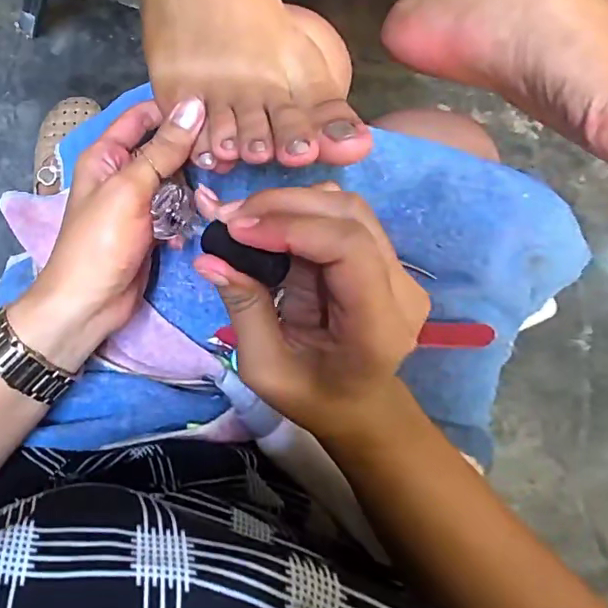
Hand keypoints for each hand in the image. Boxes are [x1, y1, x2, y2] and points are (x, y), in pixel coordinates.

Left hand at [10, 96, 204, 372]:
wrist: (88, 304)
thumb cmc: (100, 242)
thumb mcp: (130, 189)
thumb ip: (161, 149)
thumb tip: (192, 106)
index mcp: (105, 155)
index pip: (142, 116)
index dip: (173, 109)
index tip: (214, 107)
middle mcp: (120, 173)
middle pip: (163, 148)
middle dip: (190, 151)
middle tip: (222, 155)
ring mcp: (136, 202)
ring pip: (173, 180)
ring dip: (190, 188)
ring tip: (211, 193)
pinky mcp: (149, 228)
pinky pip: (175, 210)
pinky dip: (184, 215)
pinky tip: (191, 226)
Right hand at [191, 185, 429, 441]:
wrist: (357, 404)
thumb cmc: (311, 394)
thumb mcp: (265, 367)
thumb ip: (243, 308)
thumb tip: (208, 259)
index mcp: (376, 326)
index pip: (348, 248)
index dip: (290, 227)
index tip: (234, 229)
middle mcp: (399, 289)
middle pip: (347, 214)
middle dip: (281, 205)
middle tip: (227, 218)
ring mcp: (397, 269)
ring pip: (344, 206)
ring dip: (288, 203)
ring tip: (242, 221)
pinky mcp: (381, 257)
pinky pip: (338, 216)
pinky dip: (296, 210)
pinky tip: (264, 225)